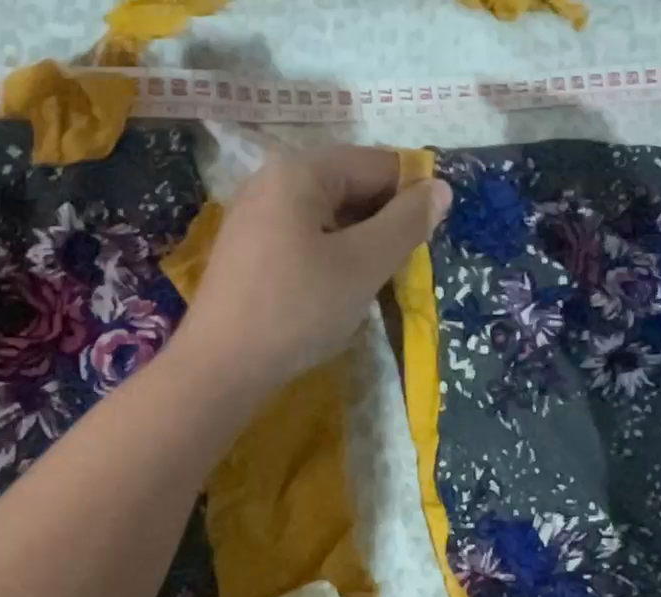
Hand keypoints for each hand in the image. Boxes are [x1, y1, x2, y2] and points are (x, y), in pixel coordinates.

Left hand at [171, 145, 451, 385]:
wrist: (220, 368)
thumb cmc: (297, 310)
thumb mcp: (363, 266)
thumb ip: (406, 224)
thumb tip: (440, 188)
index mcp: (300, 169)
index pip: (378, 164)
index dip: (411, 200)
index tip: (424, 246)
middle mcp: (270, 180)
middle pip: (349, 188)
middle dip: (380, 226)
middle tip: (394, 273)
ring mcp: (251, 217)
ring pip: (325, 219)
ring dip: (355, 248)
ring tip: (363, 289)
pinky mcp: (243, 253)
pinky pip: (299, 241)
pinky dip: (324, 261)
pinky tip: (328, 297)